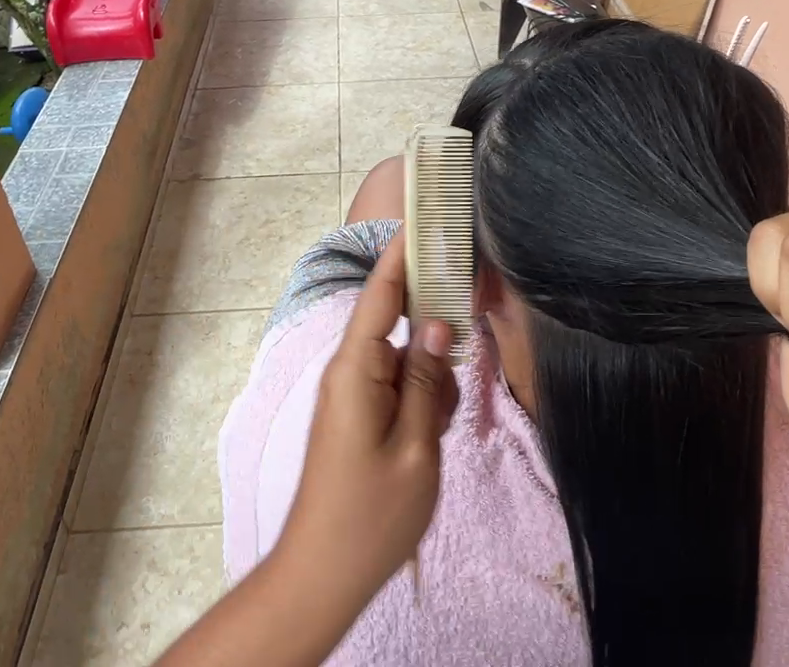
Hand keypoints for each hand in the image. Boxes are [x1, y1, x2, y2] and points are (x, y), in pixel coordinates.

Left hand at [272, 236, 459, 600]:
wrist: (322, 573)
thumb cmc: (371, 515)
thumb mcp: (416, 449)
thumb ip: (429, 381)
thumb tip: (437, 323)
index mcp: (356, 369)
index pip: (381, 293)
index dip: (404, 252)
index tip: (428, 215)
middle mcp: (350, 371)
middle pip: (399, 322)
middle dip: (436, 332)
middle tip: (466, 354)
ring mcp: (354, 394)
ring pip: (406, 359)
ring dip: (434, 380)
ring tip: (440, 429)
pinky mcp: (360, 415)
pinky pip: (399, 386)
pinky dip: (423, 401)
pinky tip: (432, 437)